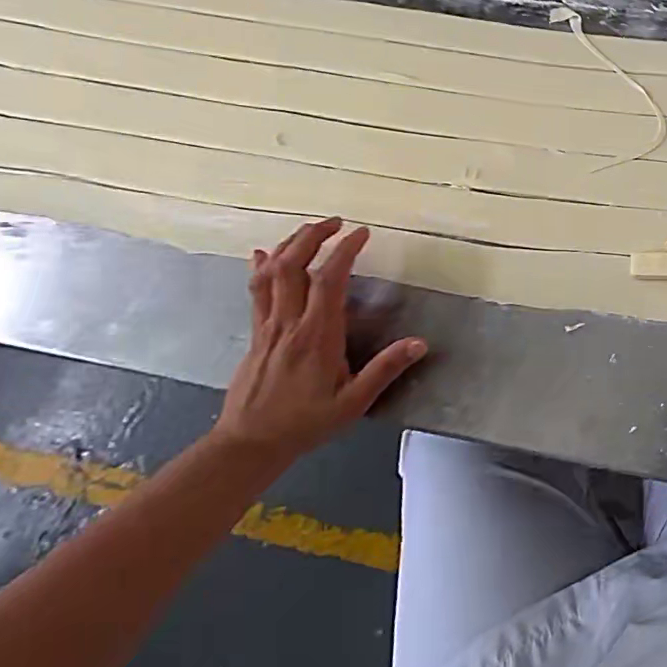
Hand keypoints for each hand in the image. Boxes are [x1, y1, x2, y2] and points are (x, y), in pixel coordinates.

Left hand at [212, 218, 427, 461]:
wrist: (248, 445)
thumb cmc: (304, 424)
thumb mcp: (352, 403)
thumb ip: (384, 370)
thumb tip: (419, 343)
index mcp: (317, 336)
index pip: (329, 281)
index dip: (345, 251)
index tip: (361, 233)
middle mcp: (290, 323)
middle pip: (293, 266)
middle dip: (313, 236)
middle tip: (336, 222)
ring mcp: (269, 326)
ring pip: (271, 273)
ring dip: (290, 245)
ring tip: (311, 229)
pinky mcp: (256, 333)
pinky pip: (256, 291)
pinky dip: (262, 267)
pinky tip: (264, 253)